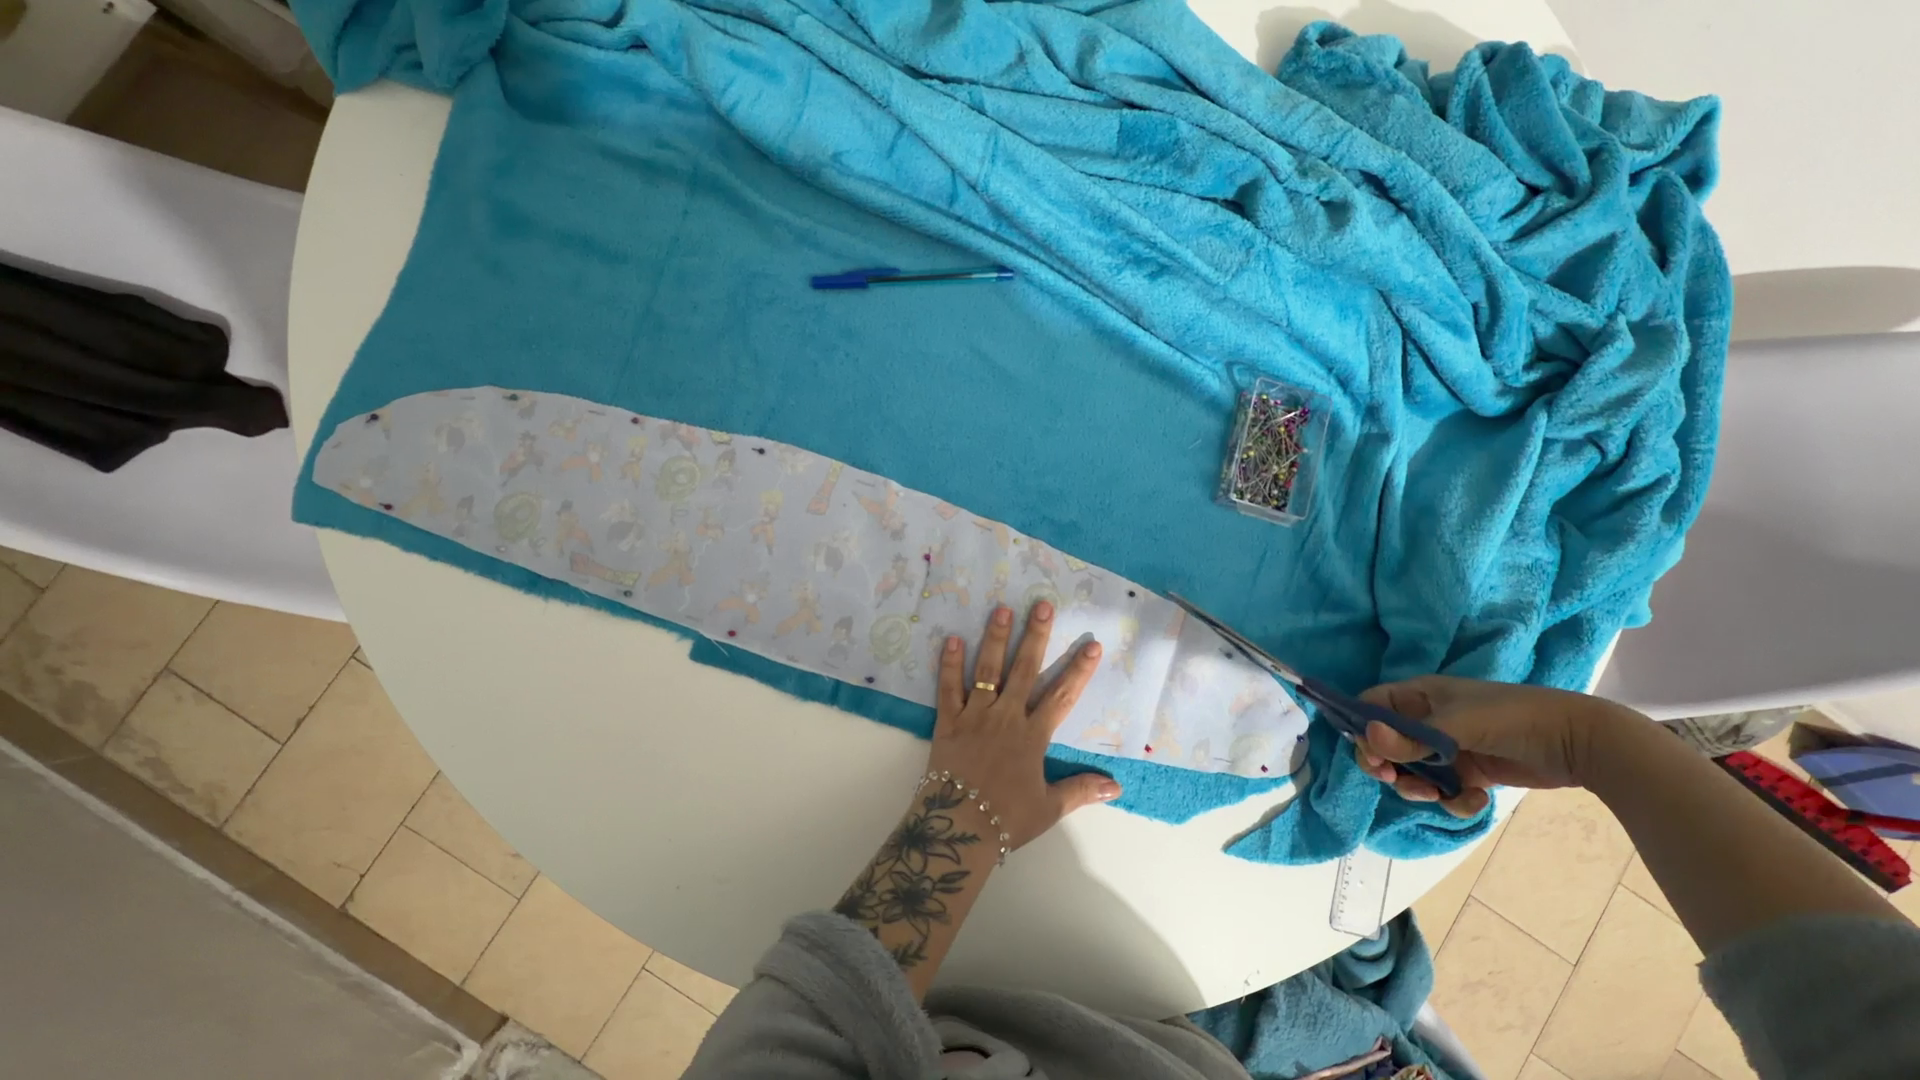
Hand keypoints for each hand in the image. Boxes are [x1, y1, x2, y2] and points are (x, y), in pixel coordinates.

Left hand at [927, 602, 1119, 849]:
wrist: (957, 826)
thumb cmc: (1006, 818)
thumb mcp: (1049, 807)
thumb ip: (1080, 790)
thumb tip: (1116, 787)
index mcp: (1033, 736)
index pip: (1062, 696)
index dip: (1079, 670)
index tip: (1092, 645)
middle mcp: (1006, 717)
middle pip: (1024, 670)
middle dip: (1036, 637)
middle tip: (1042, 606)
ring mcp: (975, 716)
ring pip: (987, 670)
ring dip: (995, 638)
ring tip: (1001, 609)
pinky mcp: (948, 722)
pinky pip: (948, 688)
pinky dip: (949, 664)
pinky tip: (952, 639)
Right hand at [1352, 675, 1628, 817]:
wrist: (1579, 742)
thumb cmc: (1512, 718)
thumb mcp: (1457, 726)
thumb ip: (1411, 738)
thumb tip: (1367, 738)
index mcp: (1420, 696)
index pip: (1372, 707)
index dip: (1363, 730)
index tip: (1371, 756)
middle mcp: (1428, 720)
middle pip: (1386, 745)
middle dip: (1388, 766)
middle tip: (1393, 779)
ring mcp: (1448, 748)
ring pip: (1412, 773)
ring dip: (1418, 789)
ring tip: (1437, 795)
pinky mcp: (1470, 774)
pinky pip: (1445, 791)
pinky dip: (1454, 801)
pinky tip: (1477, 801)